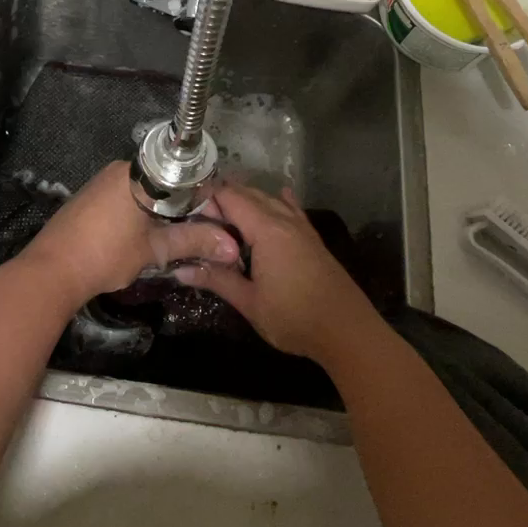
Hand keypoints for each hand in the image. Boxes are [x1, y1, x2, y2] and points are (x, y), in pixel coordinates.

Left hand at [16, 162, 239, 309]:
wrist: (52, 270)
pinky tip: (149, 239)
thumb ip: (193, 242)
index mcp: (137, 173)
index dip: (204, 198)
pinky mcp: (90, 201)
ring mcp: (102, 184)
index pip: (183, 175)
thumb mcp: (153, 250)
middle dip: (184, 209)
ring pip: (145, 195)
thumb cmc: (105, 254)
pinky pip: (127, 202)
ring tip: (182, 240)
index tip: (220, 220)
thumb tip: (231, 246)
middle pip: (164, 184)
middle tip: (204, 234)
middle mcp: (119, 171)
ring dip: (163, 215)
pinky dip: (142, 217)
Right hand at [174, 184, 381, 365]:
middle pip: (250, 194)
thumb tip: (179, 270)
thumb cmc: (294, 318)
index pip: (231, 197)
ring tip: (223, 214)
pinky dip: (278, 203)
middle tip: (197, 216)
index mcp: (267, 231)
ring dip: (247, 201)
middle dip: (223, 199)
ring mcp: (302, 229)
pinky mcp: (313, 240)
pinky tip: (278, 197)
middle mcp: (285, 221)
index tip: (185, 211)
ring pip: (271, 200)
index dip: (206, 198)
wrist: (347, 332)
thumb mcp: (250, 303)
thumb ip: (217, 280)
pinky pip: (291, 210)